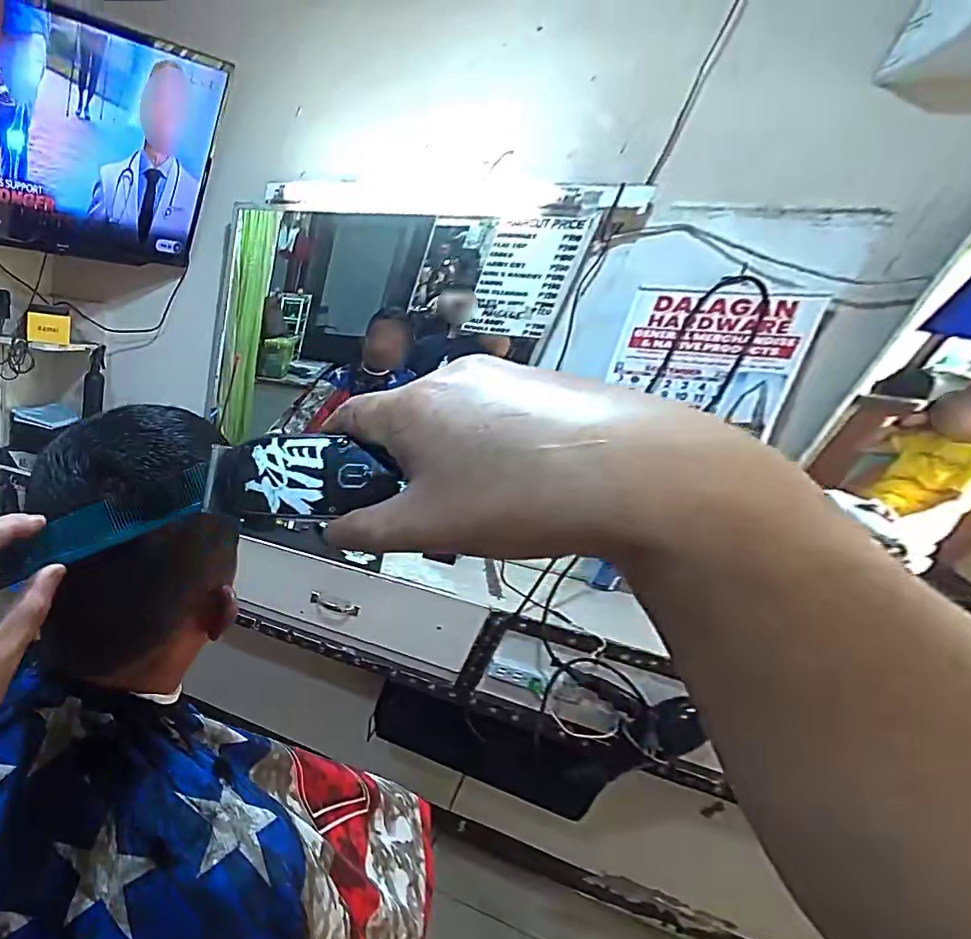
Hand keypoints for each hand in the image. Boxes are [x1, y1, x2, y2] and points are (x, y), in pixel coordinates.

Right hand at [321, 355, 812, 564]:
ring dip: (440, 452)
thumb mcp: (425, 528)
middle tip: (411, 504)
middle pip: (399, 417)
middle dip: (391, 459)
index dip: (329, 450)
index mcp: (410, 406)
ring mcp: (502, 374)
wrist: (641, 474)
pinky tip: (520, 478)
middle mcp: (450, 376)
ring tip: (473, 498)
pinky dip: (485, 443)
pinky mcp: (546, 382)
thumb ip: (365, 532)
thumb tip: (332, 530)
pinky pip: (494, 413)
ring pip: (449, 416)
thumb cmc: (512, 500)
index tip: (333, 481)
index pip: (346, 416)